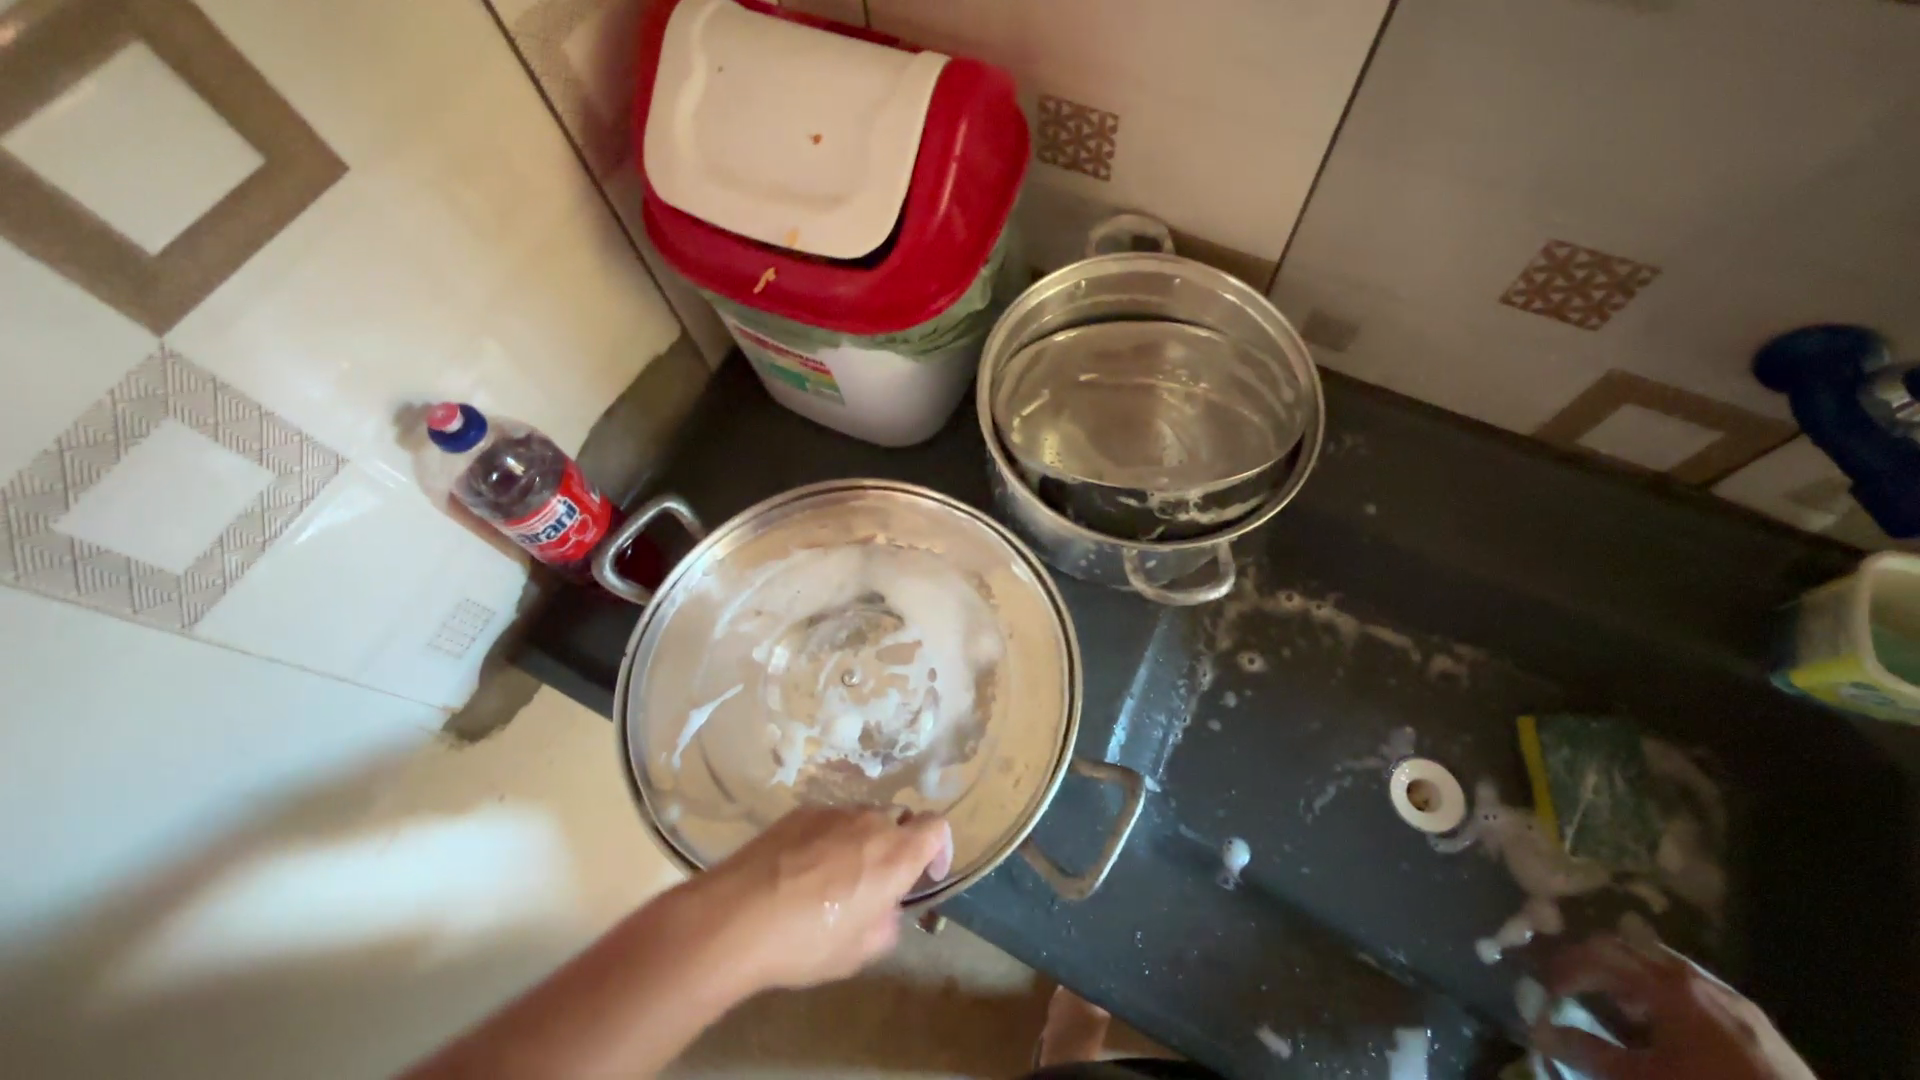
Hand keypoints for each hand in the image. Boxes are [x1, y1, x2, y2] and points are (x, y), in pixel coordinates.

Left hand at [671, 807, 953, 993]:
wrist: (734, 918)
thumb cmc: (806, 942)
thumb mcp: (858, 953)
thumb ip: (885, 924)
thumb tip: (882, 909)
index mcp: (896, 856)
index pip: (937, 827)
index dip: (939, 848)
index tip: (926, 873)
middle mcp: (870, 823)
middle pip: (898, 820)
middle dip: (896, 846)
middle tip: (875, 882)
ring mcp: (831, 812)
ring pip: (860, 819)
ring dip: (859, 842)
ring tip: (831, 879)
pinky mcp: (796, 812)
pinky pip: (826, 821)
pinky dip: (825, 839)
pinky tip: (798, 871)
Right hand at [1532, 936, 1781, 1079]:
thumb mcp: (1643, 1079)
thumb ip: (1588, 1052)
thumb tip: (1539, 1030)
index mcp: (1668, 986)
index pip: (1600, 955)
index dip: (1565, 967)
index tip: (1544, 987)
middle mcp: (1698, 979)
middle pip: (1633, 949)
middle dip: (1595, 961)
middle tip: (1571, 983)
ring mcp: (1731, 998)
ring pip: (1665, 967)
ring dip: (1630, 977)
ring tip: (1613, 1005)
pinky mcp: (1753, 1022)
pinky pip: (1692, 987)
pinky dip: (1662, 993)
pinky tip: (1661, 1025)